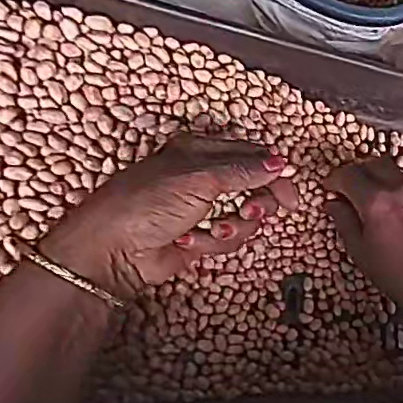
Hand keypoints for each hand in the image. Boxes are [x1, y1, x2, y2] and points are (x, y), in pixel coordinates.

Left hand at [42, 131, 298, 298]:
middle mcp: (205, 177)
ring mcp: (204, 208)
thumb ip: (246, 171)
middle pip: (256, 187)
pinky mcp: (203, 235)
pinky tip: (189, 240)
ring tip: (212, 228)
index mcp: (201, 151)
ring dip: (233, 226)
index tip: (289, 191)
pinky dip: (213, 242)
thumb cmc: (145, 204)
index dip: (275, 173)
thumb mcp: (200, 179)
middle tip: (252, 212)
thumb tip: (281, 163)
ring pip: (247, 217)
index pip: (254, 156)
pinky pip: (230, 238)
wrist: (112, 251)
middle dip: (257, 203)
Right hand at [322, 157, 402, 309]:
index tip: (329, 187)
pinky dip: (395, 187)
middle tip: (346, 185)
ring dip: (376, 175)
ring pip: (393, 170)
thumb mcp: (357, 248)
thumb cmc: (390, 270)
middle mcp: (398, 193)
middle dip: (356, 171)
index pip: (349, 175)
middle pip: (373, 164)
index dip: (334, 179)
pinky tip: (389, 202)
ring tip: (366, 192)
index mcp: (376, 203)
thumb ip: (343, 219)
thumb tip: (333, 203)